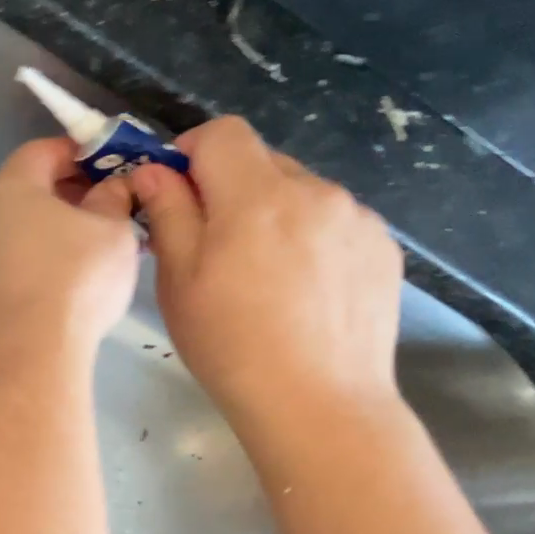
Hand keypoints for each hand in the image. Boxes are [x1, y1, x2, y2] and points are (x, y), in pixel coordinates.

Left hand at [0, 138, 140, 366]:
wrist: (25, 353)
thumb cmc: (74, 279)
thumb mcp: (113, 229)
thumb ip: (113, 197)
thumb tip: (110, 186)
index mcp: (7, 187)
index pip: (42, 151)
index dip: (80, 152)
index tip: (112, 165)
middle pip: (22, 188)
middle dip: (66, 190)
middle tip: (108, 205)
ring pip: (12, 226)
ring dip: (49, 226)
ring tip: (91, 243)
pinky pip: (3, 258)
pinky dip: (31, 256)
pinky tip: (61, 277)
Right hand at [129, 116, 404, 431]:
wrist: (317, 400)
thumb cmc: (228, 342)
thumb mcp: (178, 279)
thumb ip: (168, 214)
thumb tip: (152, 172)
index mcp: (257, 197)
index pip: (222, 133)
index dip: (188, 153)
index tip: (172, 192)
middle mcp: (315, 192)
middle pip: (260, 160)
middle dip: (225, 186)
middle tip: (205, 241)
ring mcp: (357, 218)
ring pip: (297, 191)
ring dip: (266, 212)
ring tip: (254, 273)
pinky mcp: (382, 247)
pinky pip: (331, 221)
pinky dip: (304, 237)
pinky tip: (294, 289)